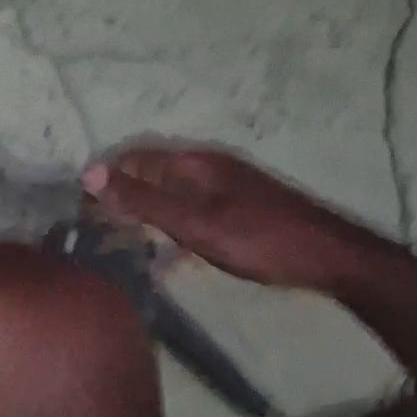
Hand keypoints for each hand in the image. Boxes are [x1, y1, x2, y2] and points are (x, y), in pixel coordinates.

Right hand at [82, 146, 392, 291]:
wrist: (337, 260)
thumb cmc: (259, 240)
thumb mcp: (193, 223)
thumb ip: (142, 199)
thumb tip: (89, 173)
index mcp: (193, 161)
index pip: (132, 156)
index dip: (103, 178)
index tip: (80, 208)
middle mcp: (207, 164)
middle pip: (150, 170)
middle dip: (120, 192)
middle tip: (96, 225)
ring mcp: (226, 183)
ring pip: (169, 188)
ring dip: (144, 207)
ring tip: (123, 237)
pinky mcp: (240, 204)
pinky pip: (189, 204)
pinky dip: (169, 219)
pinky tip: (167, 247)